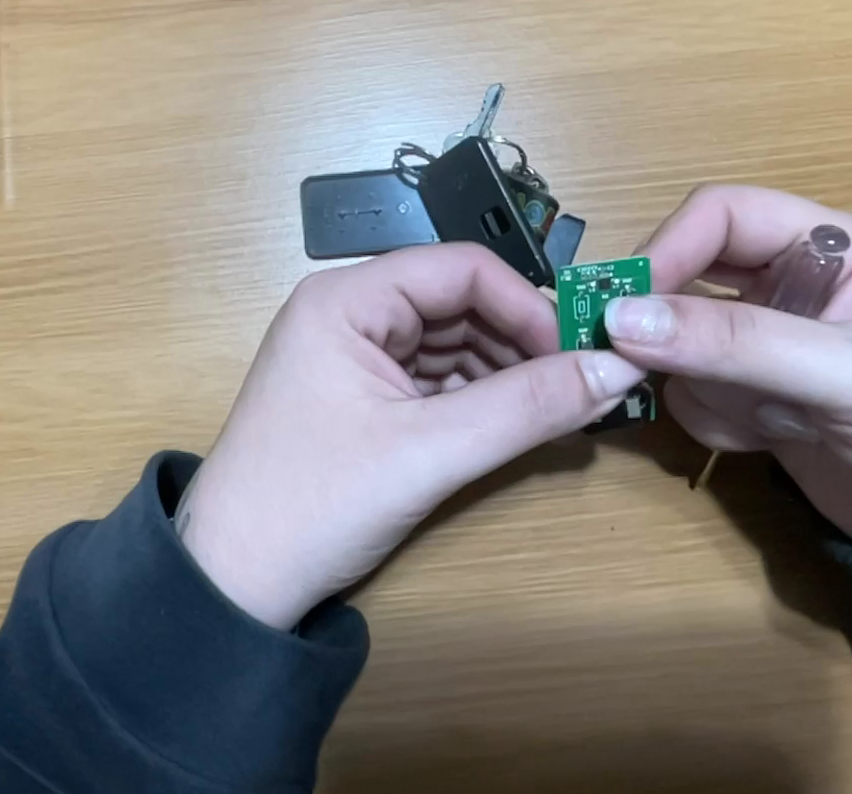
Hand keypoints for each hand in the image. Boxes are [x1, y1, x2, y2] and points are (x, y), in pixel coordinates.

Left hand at [177, 243, 644, 629]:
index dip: (526, 304)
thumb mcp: (428, 452)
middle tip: (578, 387)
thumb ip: (526, 409)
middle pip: (457, 303)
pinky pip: (433, 378)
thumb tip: (619, 370)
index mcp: (347, 299)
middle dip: (518, 343)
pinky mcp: (361, 394)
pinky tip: (509, 423)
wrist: (233, 583)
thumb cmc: (315, 504)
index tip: (579, 353)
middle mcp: (349, 312)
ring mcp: (354, 354)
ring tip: (552, 411)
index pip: (459, 268)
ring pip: (451, 342)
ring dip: (503, 373)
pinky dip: (475, 398)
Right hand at [604, 185, 851, 569]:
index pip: (723, 217)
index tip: (620, 304)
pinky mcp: (760, 400)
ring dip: (696, 380)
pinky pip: (695, 391)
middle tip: (623, 358)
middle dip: (660, 319)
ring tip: (750, 420)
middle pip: (688, 275)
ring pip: (681, 340)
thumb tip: (619, 320)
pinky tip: (760, 444)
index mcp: (834, 249)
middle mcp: (794, 289)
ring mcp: (772, 348)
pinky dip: (710, 418)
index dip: (667, 249)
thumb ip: (737, 345)